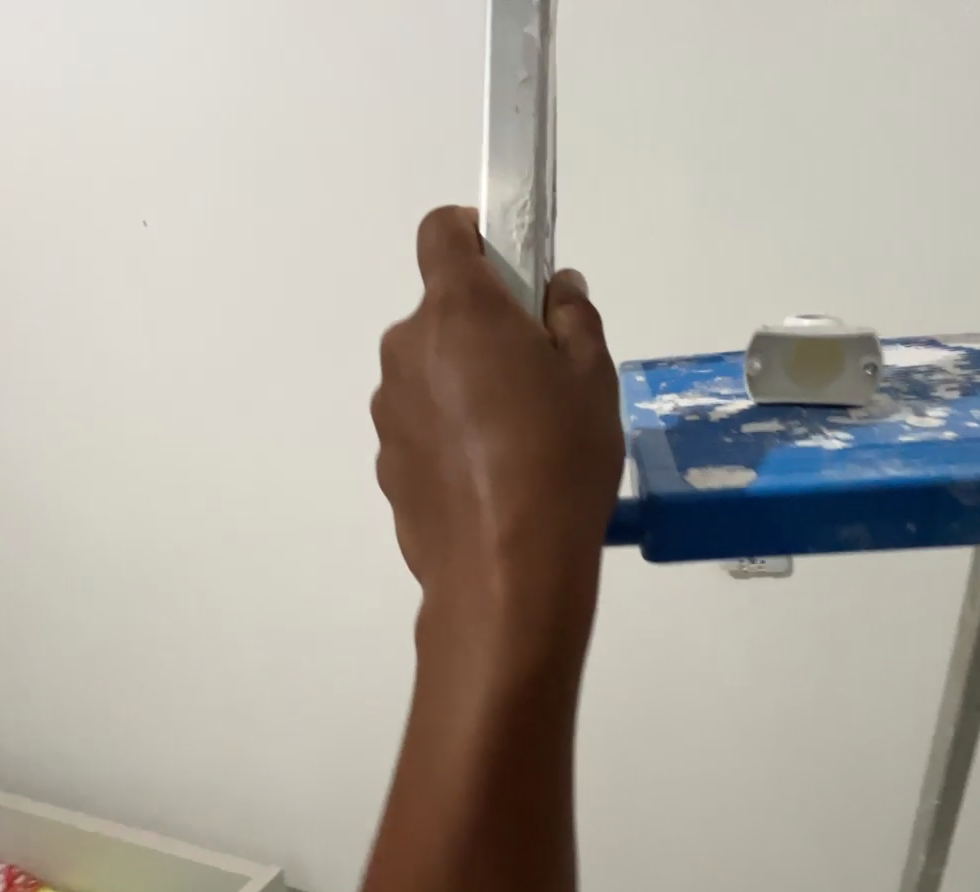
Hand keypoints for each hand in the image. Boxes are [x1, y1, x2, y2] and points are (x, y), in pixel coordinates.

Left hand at [374, 207, 623, 611]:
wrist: (506, 572)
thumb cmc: (559, 460)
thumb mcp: (593, 378)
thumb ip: (573, 316)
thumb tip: (555, 288)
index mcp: (457, 311)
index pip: (441, 230)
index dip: (476, 235)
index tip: (511, 269)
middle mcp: (407, 350)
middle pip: (442, 315)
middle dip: (484, 330)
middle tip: (537, 378)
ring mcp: (389, 411)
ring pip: (432, 375)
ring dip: (466, 387)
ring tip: (517, 443)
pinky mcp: (386, 464)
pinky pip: (423, 428)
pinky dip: (450, 436)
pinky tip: (490, 481)